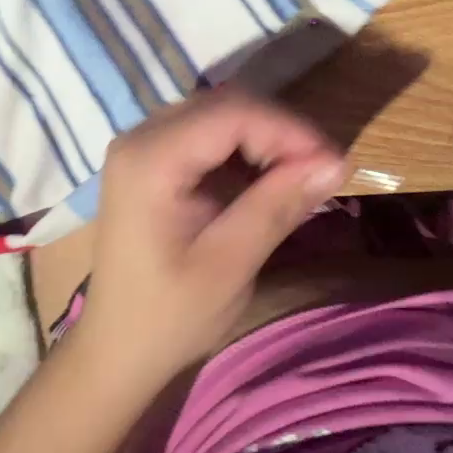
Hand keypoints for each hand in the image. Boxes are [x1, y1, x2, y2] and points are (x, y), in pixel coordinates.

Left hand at [76, 91, 348, 377]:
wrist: (118, 347)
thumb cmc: (169, 315)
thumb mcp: (229, 264)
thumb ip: (277, 205)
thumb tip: (335, 161)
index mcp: (149, 158)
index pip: (230, 112)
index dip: (287, 128)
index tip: (334, 162)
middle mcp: (140, 136)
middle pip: (223, 105)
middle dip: (279, 131)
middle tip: (323, 170)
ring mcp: (142, 145)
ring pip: (217, 114)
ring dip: (264, 138)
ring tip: (301, 176)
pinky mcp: (150, 159)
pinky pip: (205, 134)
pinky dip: (242, 149)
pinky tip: (266, 180)